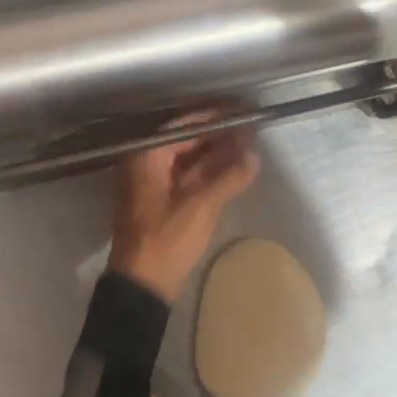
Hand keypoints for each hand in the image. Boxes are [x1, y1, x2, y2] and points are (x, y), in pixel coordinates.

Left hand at [111, 118, 260, 300]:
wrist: (141, 284)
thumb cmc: (167, 240)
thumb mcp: (201, 207)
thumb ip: (229, 178)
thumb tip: (255, 157)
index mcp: (146, 156)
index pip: (183, 125)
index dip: (213, 117)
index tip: (239, 111)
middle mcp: (144, 163)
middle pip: (184, 140)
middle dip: (217, 135)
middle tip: (249, 128)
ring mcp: (151, 183)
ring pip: (186, 159)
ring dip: (214, 153)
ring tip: (247, 145)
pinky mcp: (159, 201)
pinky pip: (185, 176)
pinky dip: (207, 172)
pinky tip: (233, 170)